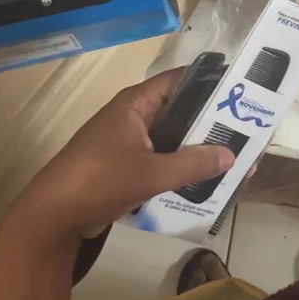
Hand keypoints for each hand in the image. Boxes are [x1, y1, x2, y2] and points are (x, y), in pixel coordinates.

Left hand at [8, 67, 233, 241]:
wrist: (52, 218)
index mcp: (136, 104)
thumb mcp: (150, 173)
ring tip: (234, 160)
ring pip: (172, 140)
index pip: (180, 81)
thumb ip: (192, 164)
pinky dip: (181, 168)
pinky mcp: (126, 166)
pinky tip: (206, 182)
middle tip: (246, 134)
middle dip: (211, 124)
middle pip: (180, 112)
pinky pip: (162, 161)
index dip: (210, 83)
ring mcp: (129, 142)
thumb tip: (231, 155)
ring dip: (197, 150)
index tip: (242, 92)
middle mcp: (134, 116)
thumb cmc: (98, 181)